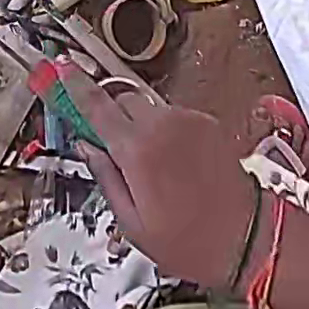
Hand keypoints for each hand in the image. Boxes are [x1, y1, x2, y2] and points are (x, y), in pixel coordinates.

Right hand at [59, 64, 259, 288]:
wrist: (249, 237)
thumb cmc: (189, 240)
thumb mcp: (133, 224)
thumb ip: (105, 178)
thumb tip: (88, 147)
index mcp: (137, 151)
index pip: (96, 105)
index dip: (74, 84)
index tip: (60, 67)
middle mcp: (160, 125)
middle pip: (121, 100)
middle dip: (111, 116)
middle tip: (112, 148)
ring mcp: (185, 119)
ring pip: (146, 107)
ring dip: (139, 125)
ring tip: (153, 167)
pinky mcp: (203, 120)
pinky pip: (170, 115)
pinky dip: (164, 130)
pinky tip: (175, 163)